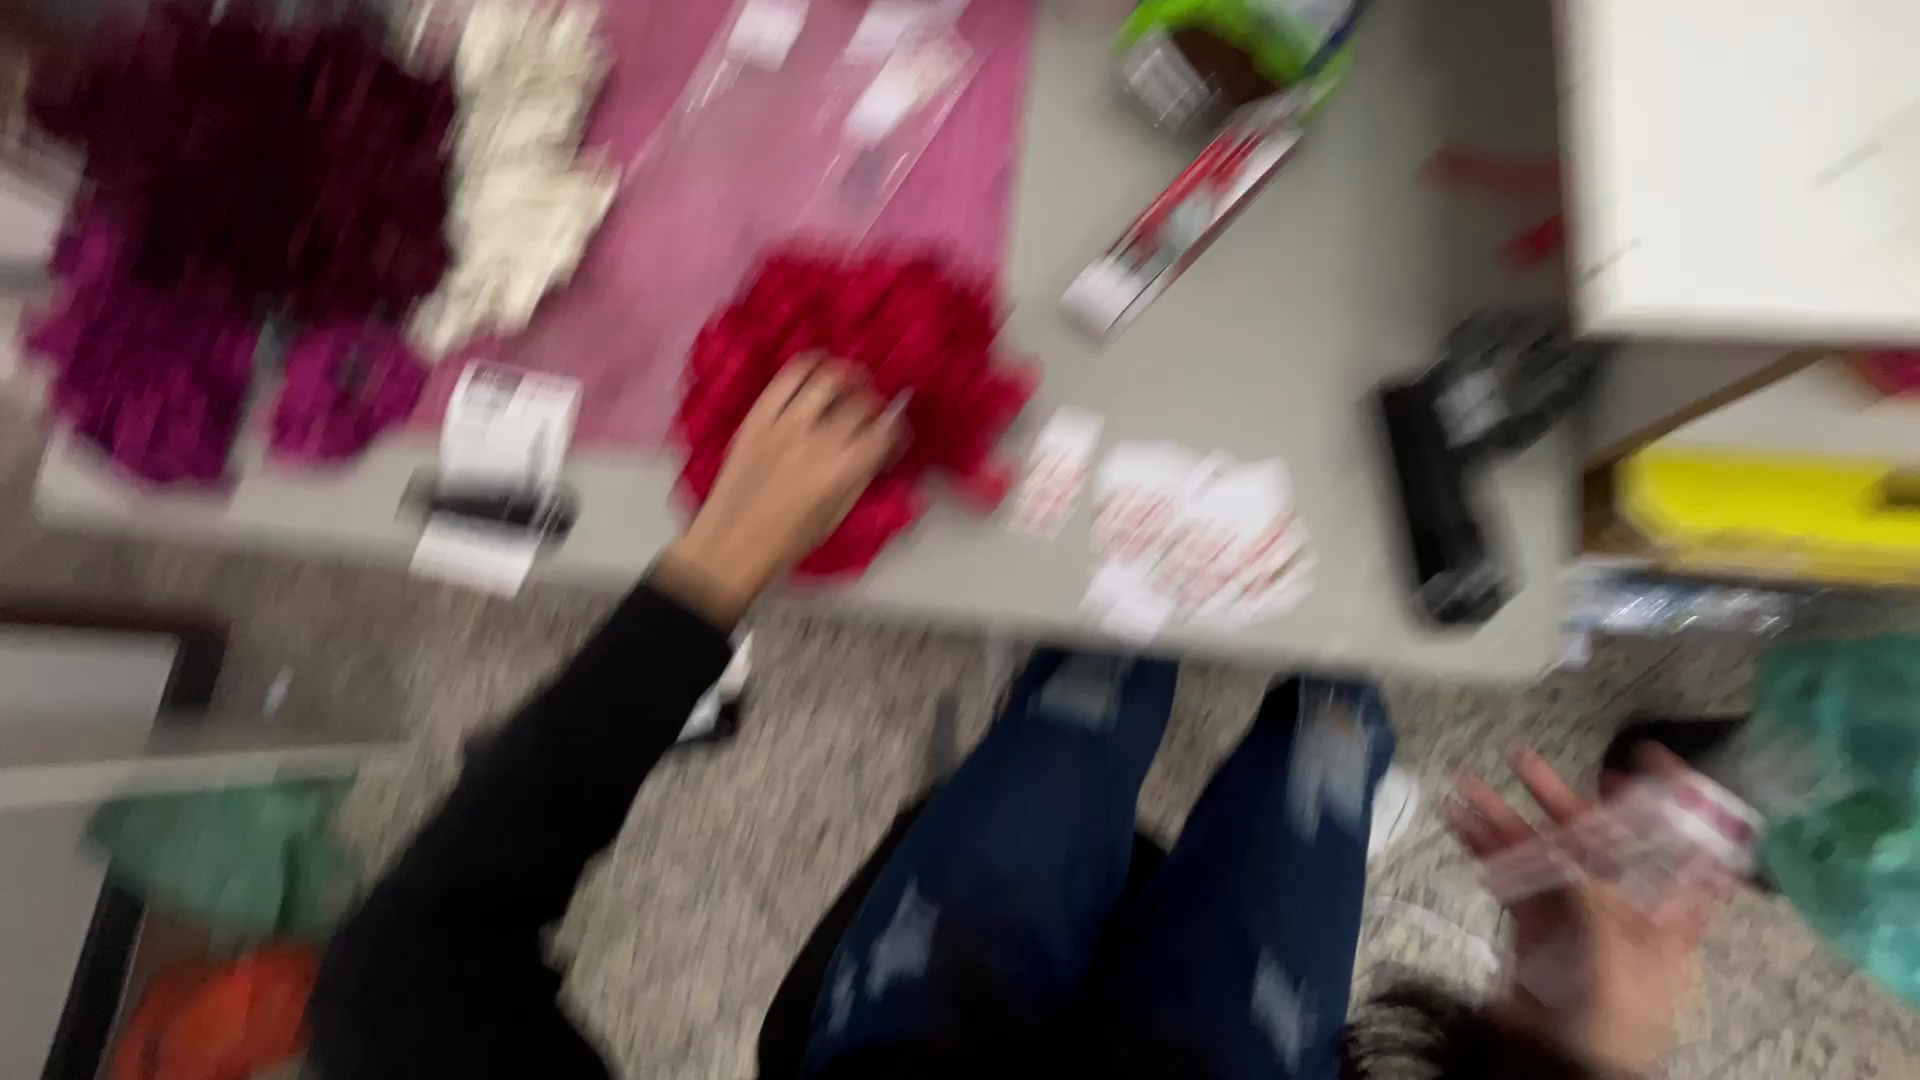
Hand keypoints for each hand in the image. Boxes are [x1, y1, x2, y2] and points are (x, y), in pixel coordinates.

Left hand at [656, 356, 897, 625]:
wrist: (732, 543)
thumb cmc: (787, 540)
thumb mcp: (837, 515)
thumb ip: (861, 477)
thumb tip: (879, 448)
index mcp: (841, 471)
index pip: (884, 433)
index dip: (898, 429)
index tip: (897, 432)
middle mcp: (816, 442)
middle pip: (860, 404)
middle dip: (878, 404)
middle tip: (877, 410)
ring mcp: (784, 425)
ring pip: (827, 381)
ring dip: (850, 375)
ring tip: (855, 378)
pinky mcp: (758, 417)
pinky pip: (786, 380)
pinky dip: (807, 365)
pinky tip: (818, 365)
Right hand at [1446, 746, 1727, 1075]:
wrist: (1552, 1061)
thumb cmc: (1607, 1022)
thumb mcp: (1615, 960)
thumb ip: (1597, 900)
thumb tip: (1572, 847)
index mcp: (1663, 920)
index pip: (1679, 852)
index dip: (1672, 805)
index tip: (1648, 759)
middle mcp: (1618, 906)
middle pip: (1594, 840)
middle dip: (1560, 798)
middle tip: (1524, 760)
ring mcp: (1570, 910)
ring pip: (1539, 849)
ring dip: (1504, 815)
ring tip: (1469, 784)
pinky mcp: (1528, 917)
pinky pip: (1503, 869)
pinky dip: (1479, 842)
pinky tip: (1456, 819)